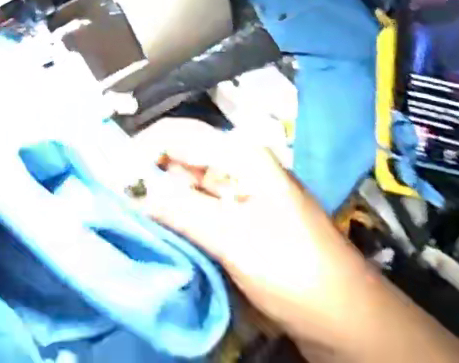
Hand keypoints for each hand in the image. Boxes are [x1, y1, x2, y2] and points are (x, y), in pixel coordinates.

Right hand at [134, 118, 366, 324]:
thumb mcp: (233, 238)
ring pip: (185, 189)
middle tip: (111, 206)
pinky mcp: (242, 226)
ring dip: (159, 205)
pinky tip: (158, 240)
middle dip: (146, 179)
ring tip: (127, 224)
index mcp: (239, 154)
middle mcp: (237, 166)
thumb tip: (128, 187)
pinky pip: (198, 215)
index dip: (139, 150)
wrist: (350, 323)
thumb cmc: (294, 269)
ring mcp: (240, 197)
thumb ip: (179, 208)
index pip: (176, 135)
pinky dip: (177, 224)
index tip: (107, 178)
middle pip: (178, 160)